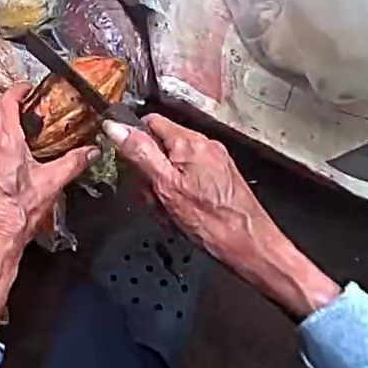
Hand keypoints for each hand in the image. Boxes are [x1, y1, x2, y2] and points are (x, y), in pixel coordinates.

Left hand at [0, 84, 97, 336]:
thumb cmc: (11, 216)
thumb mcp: (50, 184)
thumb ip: (73, 162)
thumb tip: (90, 151)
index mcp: (2, 139)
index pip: (6, 99)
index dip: (19, 88)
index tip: (32, 87)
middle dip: (14, 101)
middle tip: (34, 103)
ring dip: (5, 118)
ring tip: (28, 124)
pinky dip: (0, 136)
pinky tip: (17, 150)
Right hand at [105, 115, 338, 320]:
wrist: (251, 246)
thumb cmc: (211, 220)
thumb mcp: (165, 186)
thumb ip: (140, 153)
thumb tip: (115, 127)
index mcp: (190, 141)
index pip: (150, 121)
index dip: (134, 140)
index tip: (129, 163)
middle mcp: (205, 144)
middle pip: (161, 143)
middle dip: (148, 168)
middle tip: (150, 196)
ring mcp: (215, 160)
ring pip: (173, 161)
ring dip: (162, 183)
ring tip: (166, 208)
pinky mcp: (221, 176)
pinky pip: (189, 174)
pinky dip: (178, 189)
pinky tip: (180, 211)